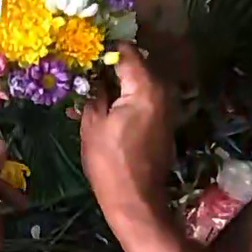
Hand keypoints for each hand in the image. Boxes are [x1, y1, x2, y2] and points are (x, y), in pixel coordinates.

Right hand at [81, 43, 173, 235]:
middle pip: (135, 66)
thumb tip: (92, 76)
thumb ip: (94, 93)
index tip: (84, 54)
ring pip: (139, 84)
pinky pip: (144, 100)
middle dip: (110, 68)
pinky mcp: (164, 123)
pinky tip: (106, 108)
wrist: (135, 200)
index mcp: (146, 87)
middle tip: (84, 73)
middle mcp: (163, 92)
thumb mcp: (93, 124)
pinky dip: (127, 100)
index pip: (126, 52)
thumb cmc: (109, 163)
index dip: (104, 51)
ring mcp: (167, 108)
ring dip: (117, 85)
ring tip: (91, 91)